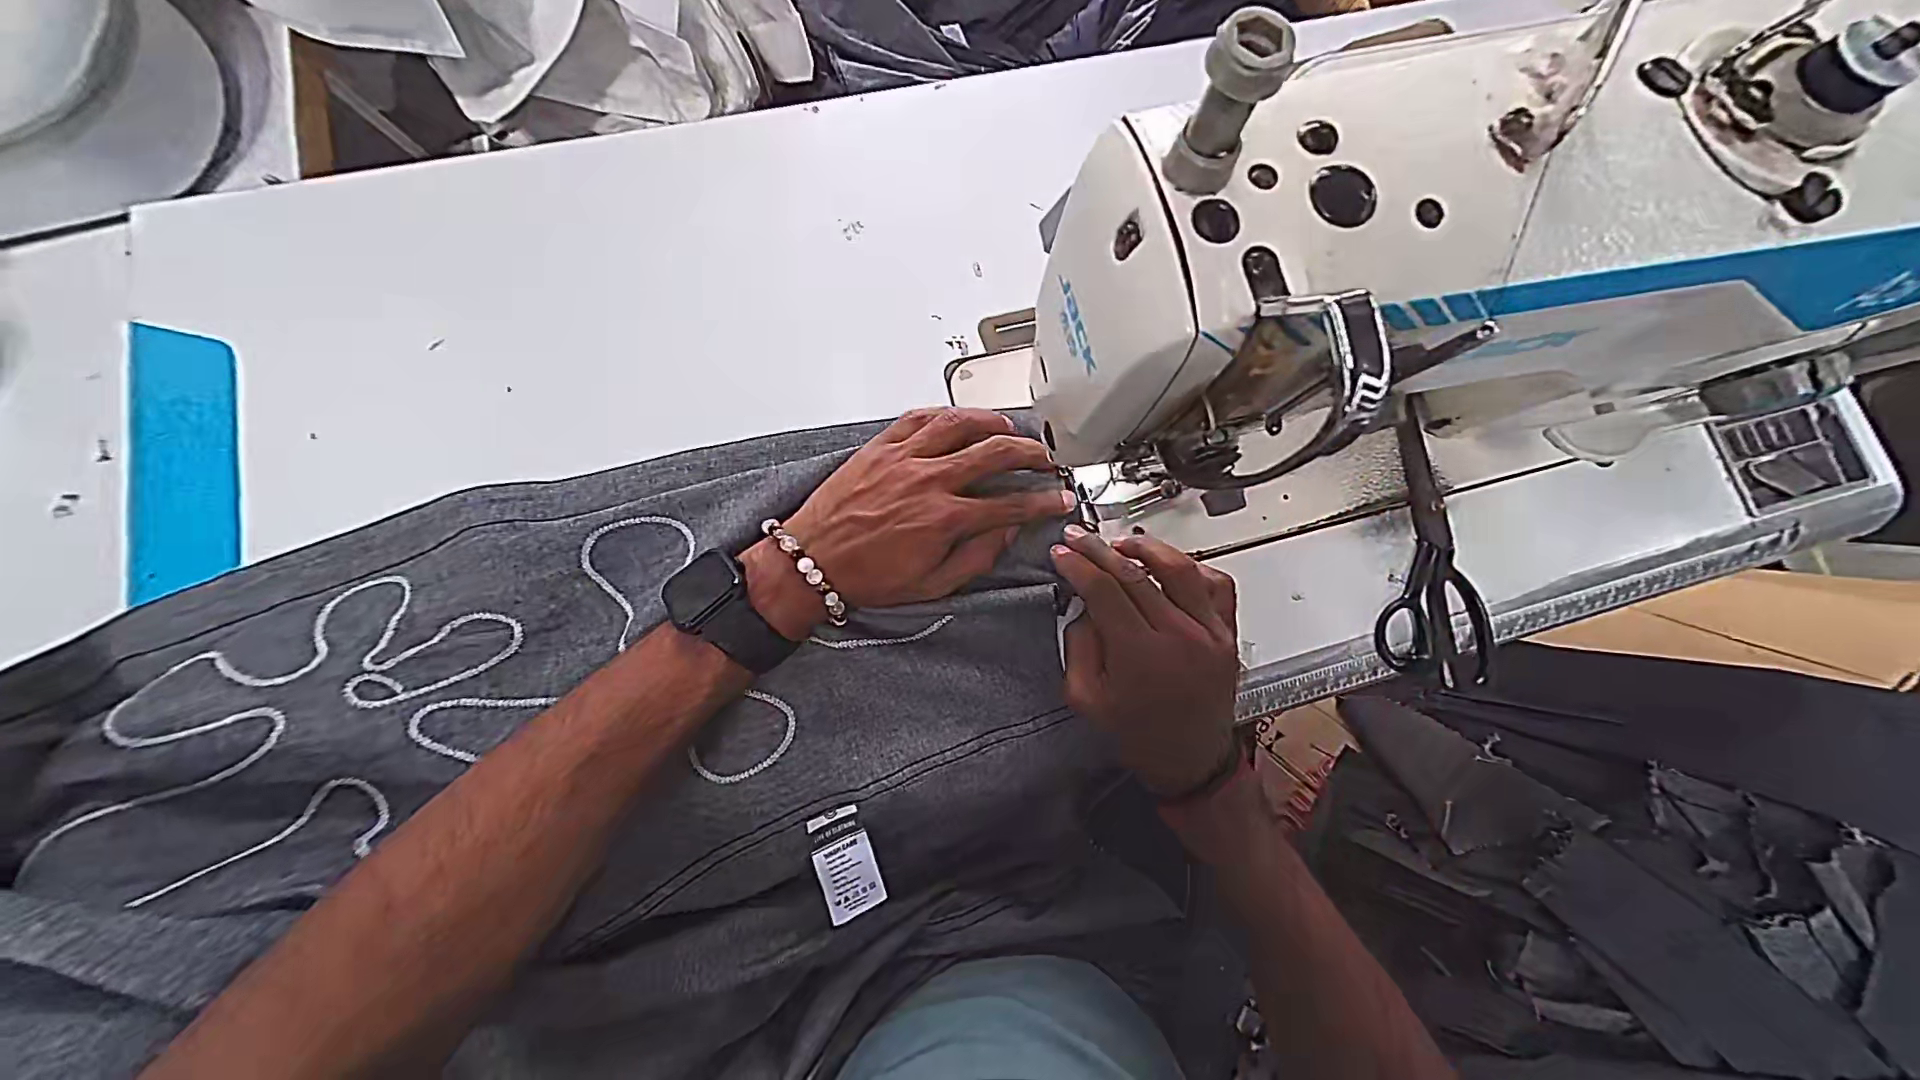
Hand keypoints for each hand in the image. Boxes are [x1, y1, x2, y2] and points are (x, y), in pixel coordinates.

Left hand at [744, 408, 1073, 637]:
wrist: (813, 562)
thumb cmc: (865, 576)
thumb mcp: (932, 584)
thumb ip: (976, 556)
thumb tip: (1006, 533)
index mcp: (944, 519)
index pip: (1010, 503)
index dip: (1043, 501)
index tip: (1057, 498)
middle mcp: (927, 481)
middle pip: (995, 453)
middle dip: (1030, 453)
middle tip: (1043, 458)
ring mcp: (902, 459)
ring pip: (959, 425)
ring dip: (992, 423)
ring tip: (1009, 428)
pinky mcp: (879, 449)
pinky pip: (917, 418)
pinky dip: (944, 413)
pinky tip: (957, 417)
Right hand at [1051, 525, 1240, 796]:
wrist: (1190, 762)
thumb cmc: (1141, 736)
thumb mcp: (1087, 699)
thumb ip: (1078, 647)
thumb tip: (1082, 605)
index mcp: (1141, 656)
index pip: (1104, 590)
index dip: (1078, 565)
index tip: (1063, 555)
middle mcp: (1180, 638)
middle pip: (1134, 573)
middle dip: (1099, 550)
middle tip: (1080, 539)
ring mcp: (1209, 634)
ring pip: (1179, 568)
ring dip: (1145, 548)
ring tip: (1121, 544)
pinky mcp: (1227, 635)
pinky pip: (1216, 584)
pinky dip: (1191, 566)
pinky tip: (1169, 566)